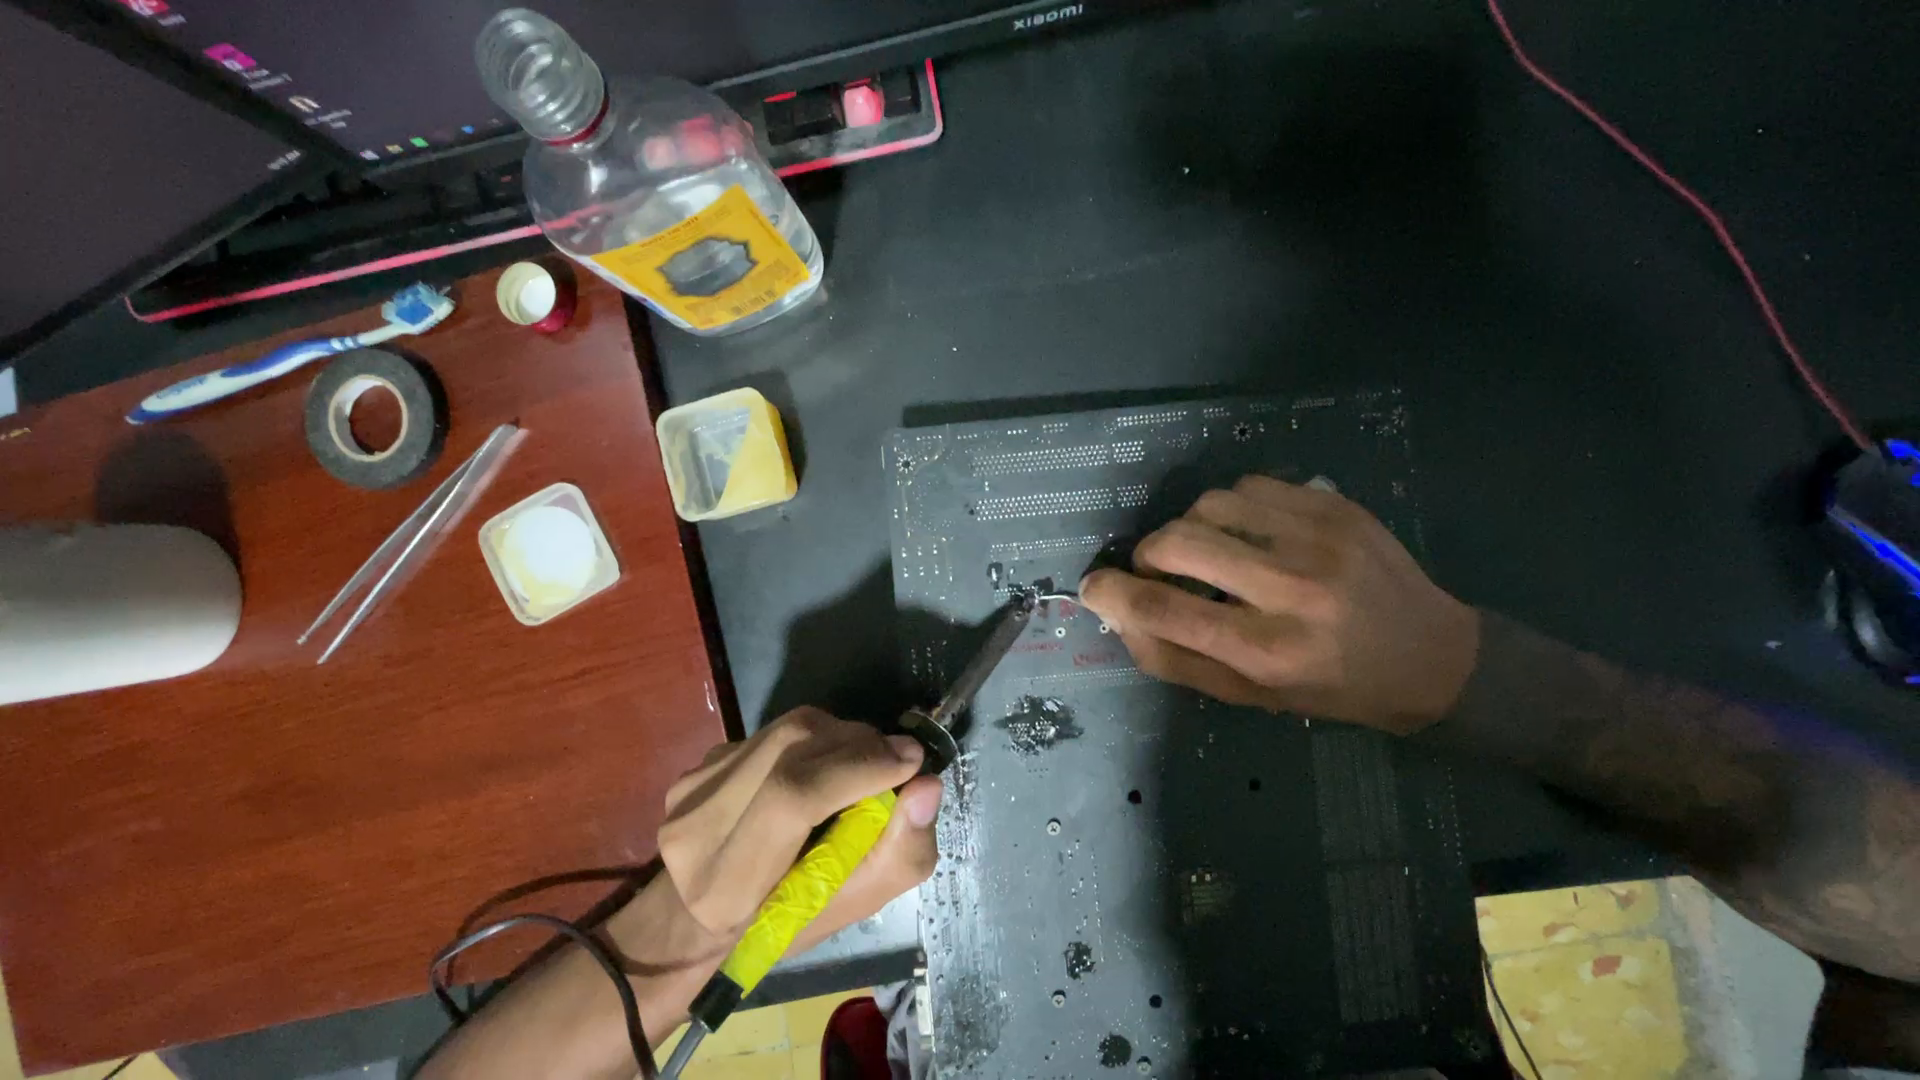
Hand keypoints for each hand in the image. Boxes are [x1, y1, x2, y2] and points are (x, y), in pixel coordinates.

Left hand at [657, 707, 942, 951]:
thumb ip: (900, 854)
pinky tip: (821, 769)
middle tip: (897, 760)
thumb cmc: (780, 926)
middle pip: (792, 745)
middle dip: (859, 743)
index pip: (792, 798)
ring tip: (864, 763)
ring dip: (840, 736)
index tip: (911, 761)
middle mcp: (698, 825)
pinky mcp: (698, 764)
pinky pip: (772, 732)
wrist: (698, 917)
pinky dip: (814, 741)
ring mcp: (691, 787)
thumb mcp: (851, 910)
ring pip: (786, 729)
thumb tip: (927, 785)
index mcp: (728, 885)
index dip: (858, 768)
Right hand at [1078, 475, 1479, 734]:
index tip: (1093, 587)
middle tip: (1158, 571)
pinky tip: (1248, 533)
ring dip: (1189, 528)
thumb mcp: (1250, 696)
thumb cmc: (1332, 688)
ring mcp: (1317, 538)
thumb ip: (1175, 659)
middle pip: (1178, 543)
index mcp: (1267, 650)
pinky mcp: (1334, 506)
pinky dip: (1229, 508)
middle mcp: (1291, 590)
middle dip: (1148, 555)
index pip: (1163, 609)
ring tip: (1208, 552)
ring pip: (1209, 504)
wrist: (1431, 656)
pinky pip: (1248, 486)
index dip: (1112, 593)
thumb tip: (1116, 614)